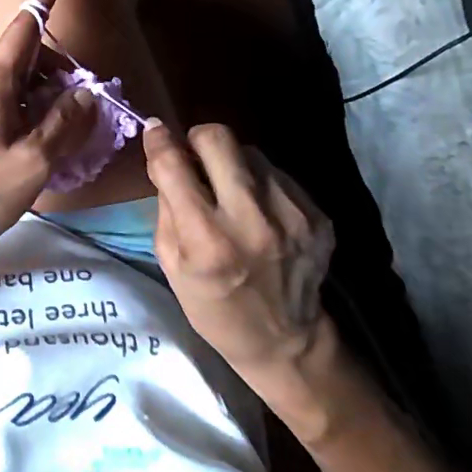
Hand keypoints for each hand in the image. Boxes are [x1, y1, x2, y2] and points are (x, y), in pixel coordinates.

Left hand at [0, 0, 96, 266]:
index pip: (21, 29)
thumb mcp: (37, 158)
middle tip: (87, 99)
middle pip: (28, 55)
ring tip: (73, 124)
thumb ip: (66, 120)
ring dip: (51, 91)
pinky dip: (38, 107)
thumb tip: (88, 95)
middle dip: (60, 66)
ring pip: (23, 79)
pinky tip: (53, 136)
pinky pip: (15, 100)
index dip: (40, 1)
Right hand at [145, 122, 335, 373]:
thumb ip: (167, 206)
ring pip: (250, 152)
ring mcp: (291, 215)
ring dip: (232, 164)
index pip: (174, 166)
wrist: (286, 341)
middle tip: (195, 160)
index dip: (159, 141)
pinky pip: (277, 174)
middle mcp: (251, 220)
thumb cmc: (214, 307)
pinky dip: (260, 184)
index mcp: (207, 240)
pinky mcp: (317, 215)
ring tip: (231, 193)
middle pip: (218, 139)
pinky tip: (259, 212)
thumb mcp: (171, 264)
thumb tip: (165, 156)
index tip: (154, 129)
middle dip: (198, 140)